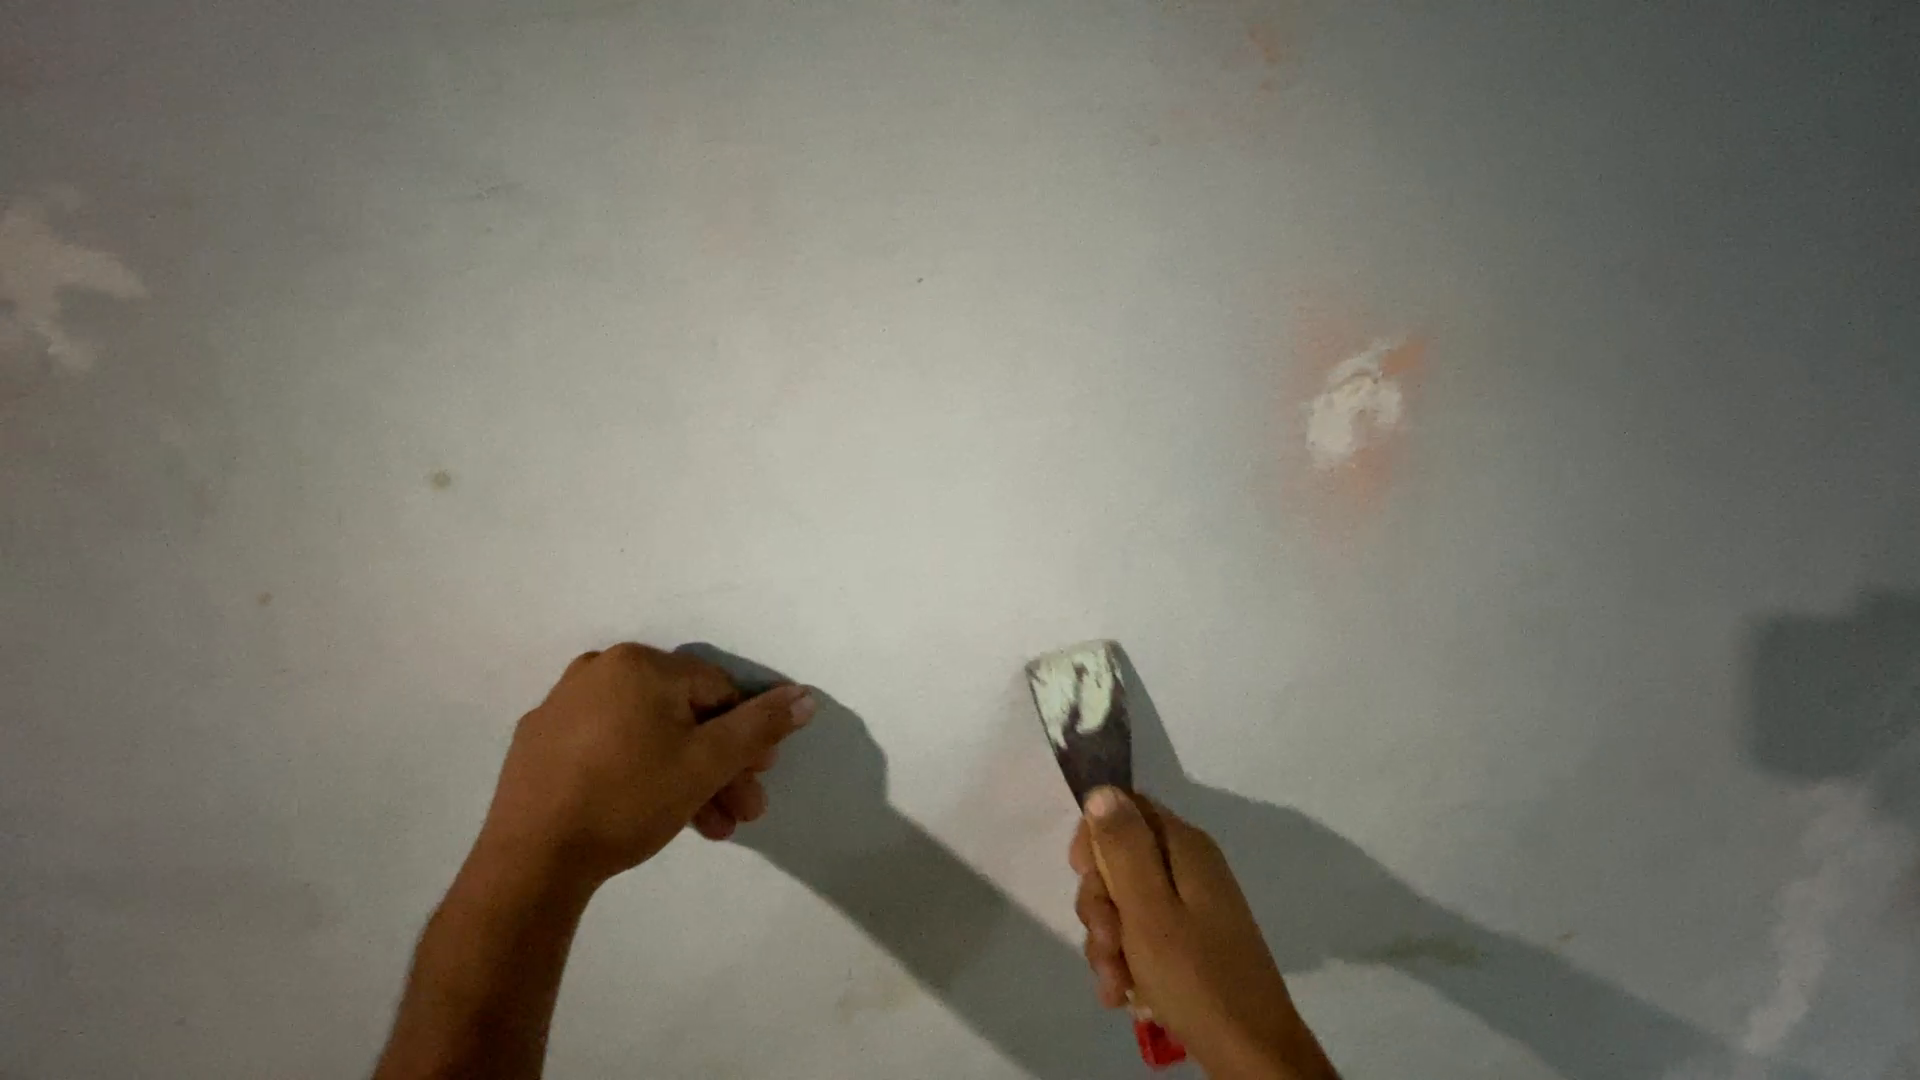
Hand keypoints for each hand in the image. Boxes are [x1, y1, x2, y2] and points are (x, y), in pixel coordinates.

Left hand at [475, 643, 814, 890]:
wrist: (531, 861)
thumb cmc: (629, 798)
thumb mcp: (708, 762)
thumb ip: (761, 726)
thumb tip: (806, 697)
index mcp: (640, 664)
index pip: (717, 690)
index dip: (746, 735)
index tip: (760, 777)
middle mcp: (599, 671)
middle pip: (682, 716)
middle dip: (719, 767)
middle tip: (741, 811)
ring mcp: (563, 707)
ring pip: (648, 735)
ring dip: (686, 778)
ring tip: (710, 828)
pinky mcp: (539, 744)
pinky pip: (609, 747)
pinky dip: (640, 773)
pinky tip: (656, 814)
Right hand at [1071, 788, 1337, 1079]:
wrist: (1252, 1055)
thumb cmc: (1195, 976)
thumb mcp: (1147, 908)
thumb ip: (1122, 846)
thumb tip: (1102, 789)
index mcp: (1183, 845)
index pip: (1124, 807)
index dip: (1094, 838)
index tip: (1083, 876)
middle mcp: (1187, 864)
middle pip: (1119, 857)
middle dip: (1099, 902)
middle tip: (1104, 941)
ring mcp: (1190, 903)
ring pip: (1124, 900)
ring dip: (1107, 940)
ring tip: (1115, 983)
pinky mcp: (1190, 938)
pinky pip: (1142, 931)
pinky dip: (1126, 958)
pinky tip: (1125, 992)